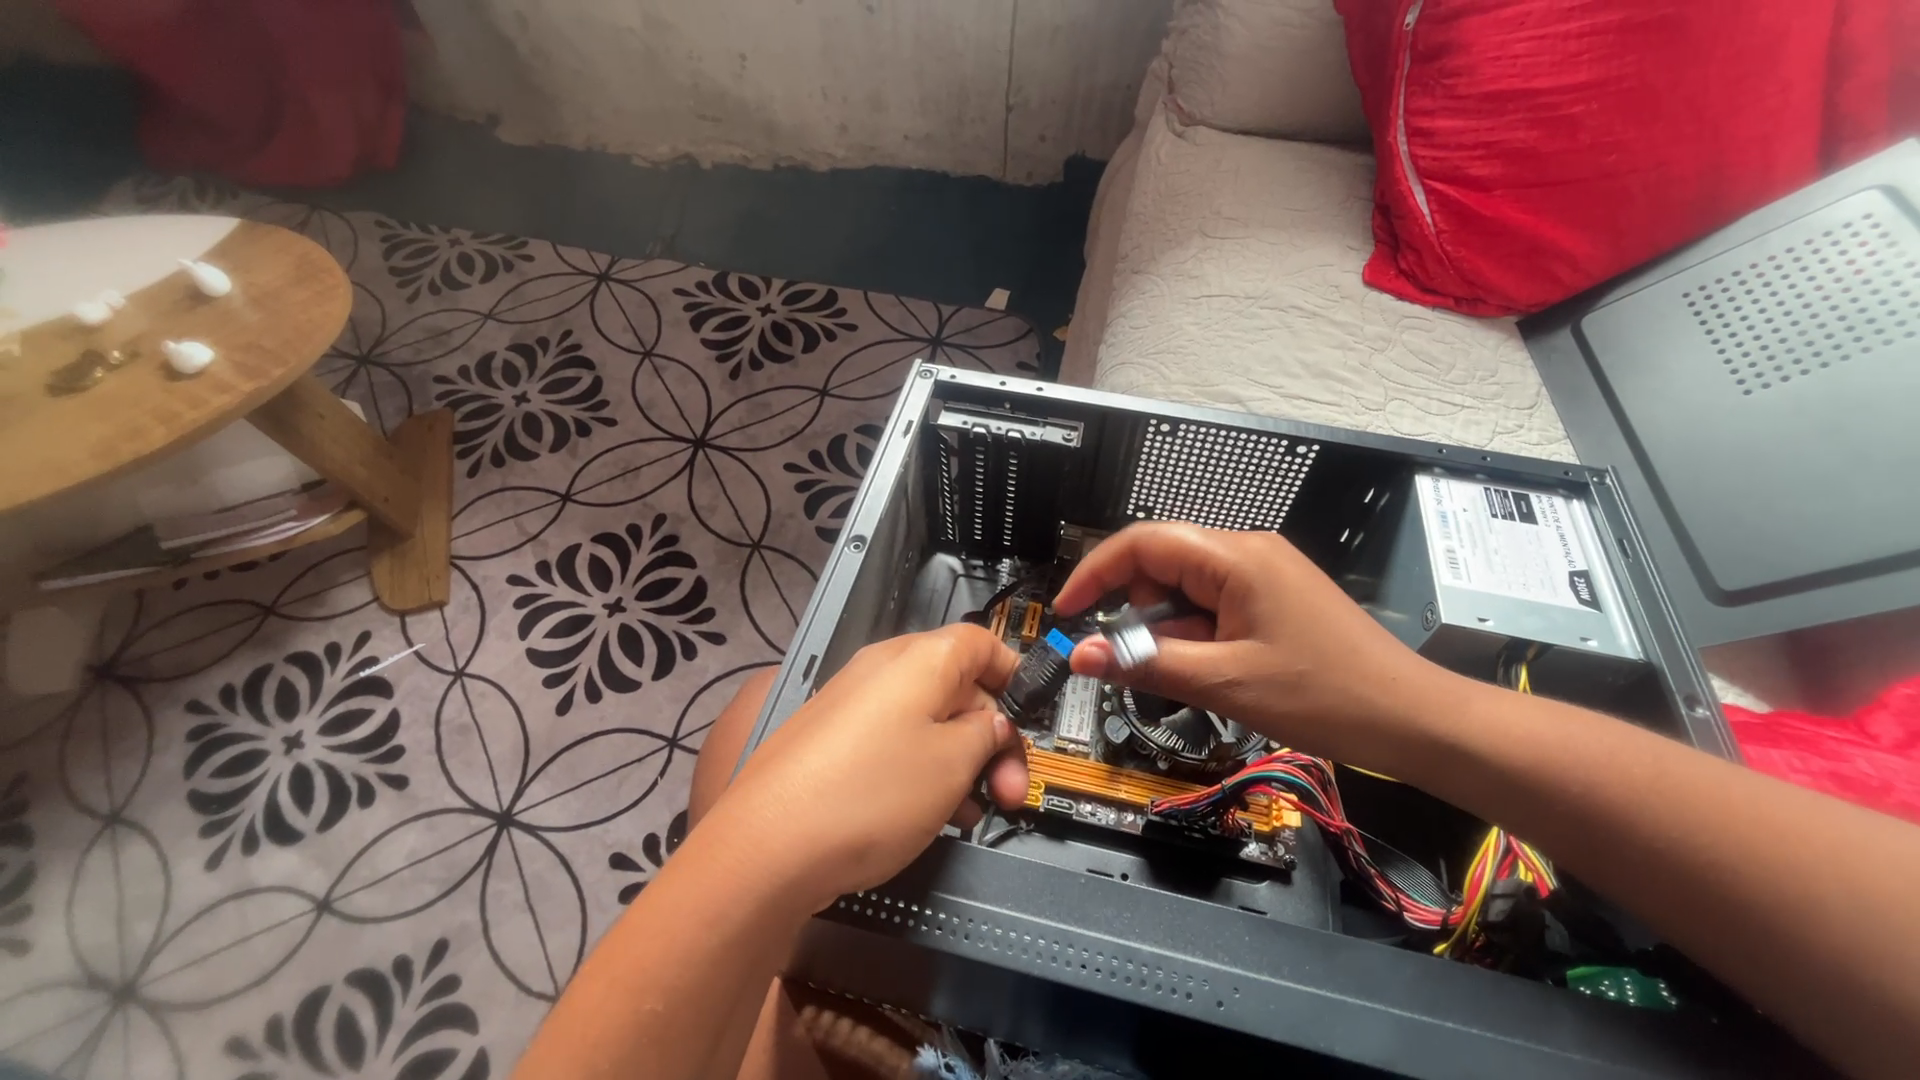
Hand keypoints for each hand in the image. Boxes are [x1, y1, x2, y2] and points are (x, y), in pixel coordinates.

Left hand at [695, 624, 1026, 912]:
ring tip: (970, 813)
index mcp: (918, 659)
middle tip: (1009, 792)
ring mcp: (850, 706)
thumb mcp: (953, 764)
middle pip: (956, 687)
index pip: (981, 642)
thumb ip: (985, 736)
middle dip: (991, 737)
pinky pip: (891, 743)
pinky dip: (920, 770)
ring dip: (959, 761)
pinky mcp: (829, 743)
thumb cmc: (873, 794)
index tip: (1030, 718)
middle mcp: (881, 670)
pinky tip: (931, 816)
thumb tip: (989, 724)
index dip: (1014, 674)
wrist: (768, 845)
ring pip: (925, 721)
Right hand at [1054, 522, 1452, 768]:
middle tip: (1137, 657)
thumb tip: (1079, 654)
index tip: (1067, 612)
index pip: (1143, 543)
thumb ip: (1146, 662)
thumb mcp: (1224, 683)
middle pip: (1162, 562)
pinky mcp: (1272, 597)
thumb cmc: (1323, 696)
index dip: (1096, 573)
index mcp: (1235, 557)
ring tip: (1193, 672)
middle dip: (1136, 607)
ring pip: (1185, 587)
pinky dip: (1196, 633)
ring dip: (1169, 626)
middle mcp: (1247, 551)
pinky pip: (1212, 603)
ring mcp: (1263, 573)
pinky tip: (1214, 669)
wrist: (1411, 719)